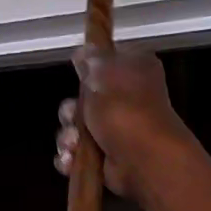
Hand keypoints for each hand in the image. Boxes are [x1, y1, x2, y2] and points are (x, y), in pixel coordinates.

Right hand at [54, 44, 196, 198]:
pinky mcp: (103, 156)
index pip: (105, 61)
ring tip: (74, 145)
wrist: (141, 158)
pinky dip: (69, 158)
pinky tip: (71, 159)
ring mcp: (112, 130)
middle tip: (74, 116)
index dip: (88, 67)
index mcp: (132, 71)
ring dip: (68, 137)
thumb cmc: (125, 110)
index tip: (77, 72)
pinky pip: (75, 154)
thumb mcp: (104, 73)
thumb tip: (82, 50)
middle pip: (82, 99)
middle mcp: (123, 98)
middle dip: (70, 111)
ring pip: (75, 129)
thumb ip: (91, 60)